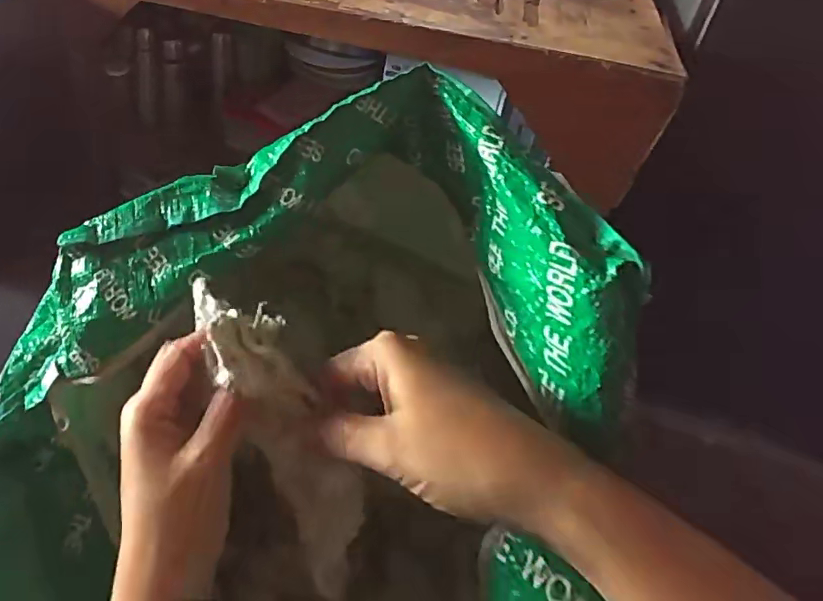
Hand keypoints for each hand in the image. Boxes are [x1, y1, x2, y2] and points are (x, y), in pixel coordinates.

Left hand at [114, 330, 245, 600]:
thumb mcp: (207, 461)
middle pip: (185, 367)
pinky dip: (222, 402)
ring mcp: (162, 431)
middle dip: (221, 356)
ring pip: (194, 389)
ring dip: (224, 379)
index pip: (177, 353)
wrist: (162, 584)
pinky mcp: (176, 448)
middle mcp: (149, 412)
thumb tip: (249, 369)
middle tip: (263, 350)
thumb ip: (228, 410)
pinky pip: (198, 411)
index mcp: (146, 408)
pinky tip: (250, 402)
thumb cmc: (178, 521)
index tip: (251, 330)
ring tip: (263, 370)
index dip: (211, 337)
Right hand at [315, 331, 587, 530]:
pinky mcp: (446, 395)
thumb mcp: (390, 448)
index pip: (330, 370)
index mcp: (388, 350)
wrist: (533, 474)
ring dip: (358, 421)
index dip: (309, 401)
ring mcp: (429, 371)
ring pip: (377, 393)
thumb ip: (342, 434)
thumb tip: (301, 427)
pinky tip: (375, 454)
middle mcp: (407, 349)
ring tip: (335, 459)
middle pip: (353, 378)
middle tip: (307, 452)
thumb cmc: (455, 453)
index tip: (288, 436)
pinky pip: (400, 403)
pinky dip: (383, 424)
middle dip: (333, 411)